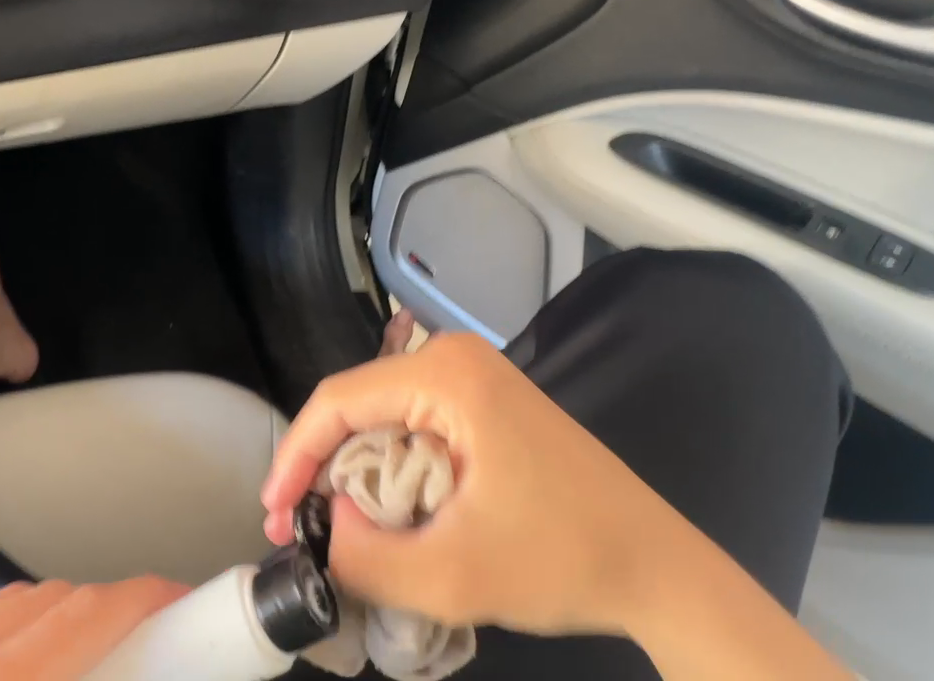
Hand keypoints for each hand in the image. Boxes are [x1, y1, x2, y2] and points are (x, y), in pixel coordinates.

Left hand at [0, 578, 186, 679]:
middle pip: (60, 597)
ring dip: (61, 618)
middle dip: (112, 614)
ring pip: (15, 599)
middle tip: (143, 646)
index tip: (183, 604)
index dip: (149, 598)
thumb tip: (143, 674)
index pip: (91, 611)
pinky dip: (9, 628)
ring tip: (85, 658)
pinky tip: (19, 664)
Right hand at [261, 333, 697, 636]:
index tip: (274, 515)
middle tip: (300, 530)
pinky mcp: (484, 400)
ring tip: (339, 530)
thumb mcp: (453, 575)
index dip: (295, 458)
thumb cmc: (563, 560)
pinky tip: (387, 512)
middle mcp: (453, 358)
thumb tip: (322, 526)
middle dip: (323, 470)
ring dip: (356, 474)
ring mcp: (472, 375)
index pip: (338, 401)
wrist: (659, 567)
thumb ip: (364, 556)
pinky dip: (391, 470)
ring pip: (382, 417)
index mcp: (445, 377)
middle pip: (357, 406)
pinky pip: (413, 425)